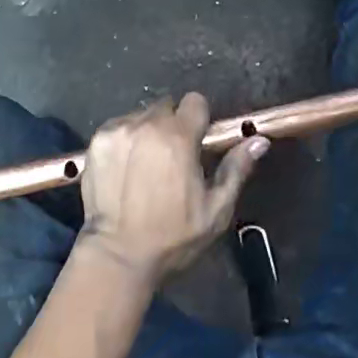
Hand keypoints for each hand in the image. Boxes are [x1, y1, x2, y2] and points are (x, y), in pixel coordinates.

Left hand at [77, 93, 268, 281]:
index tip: (196, 142)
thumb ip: (236, 169)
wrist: (117, 257)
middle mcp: (148, 124)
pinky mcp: (97, 141)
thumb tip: (260, 140)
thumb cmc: (172, 237)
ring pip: (141, 116)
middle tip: (171, 158)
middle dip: (172, 126)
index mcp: (179, 136)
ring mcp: (119, 130)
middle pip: (166, 107)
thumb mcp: (214, 210)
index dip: (199, 120)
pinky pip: (118, 127)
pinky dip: (125, 140)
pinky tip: (125, 168)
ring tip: (145, 166)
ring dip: (147, 132)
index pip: (195, 101)